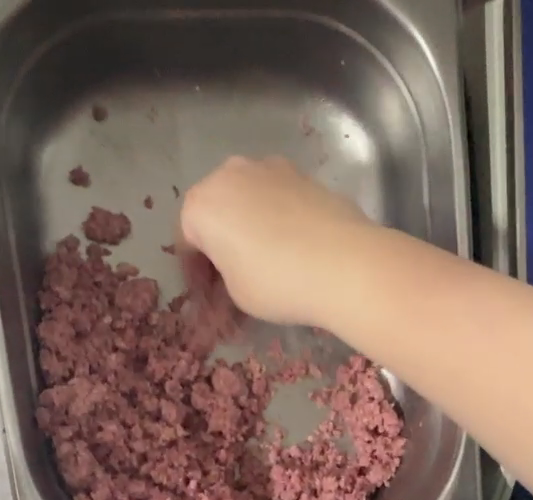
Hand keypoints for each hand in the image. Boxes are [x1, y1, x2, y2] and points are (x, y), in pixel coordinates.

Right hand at [178, 156, 377, 326]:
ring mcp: (270, 168)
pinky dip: (279, 219)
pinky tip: (293, 247)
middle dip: (222, 244)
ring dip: (250, 227)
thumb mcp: (237, 295)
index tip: (209, 297)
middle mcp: (230, 174)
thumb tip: (233, 277)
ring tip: (266, 261)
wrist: (345, 264)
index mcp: (201, 205)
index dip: (196, 274)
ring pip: (249, 200)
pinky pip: (279, 199)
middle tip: (234, 278)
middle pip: (217, 212)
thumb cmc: (277, 282)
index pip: (187, 242)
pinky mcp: (305, 174)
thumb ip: (225, 278)